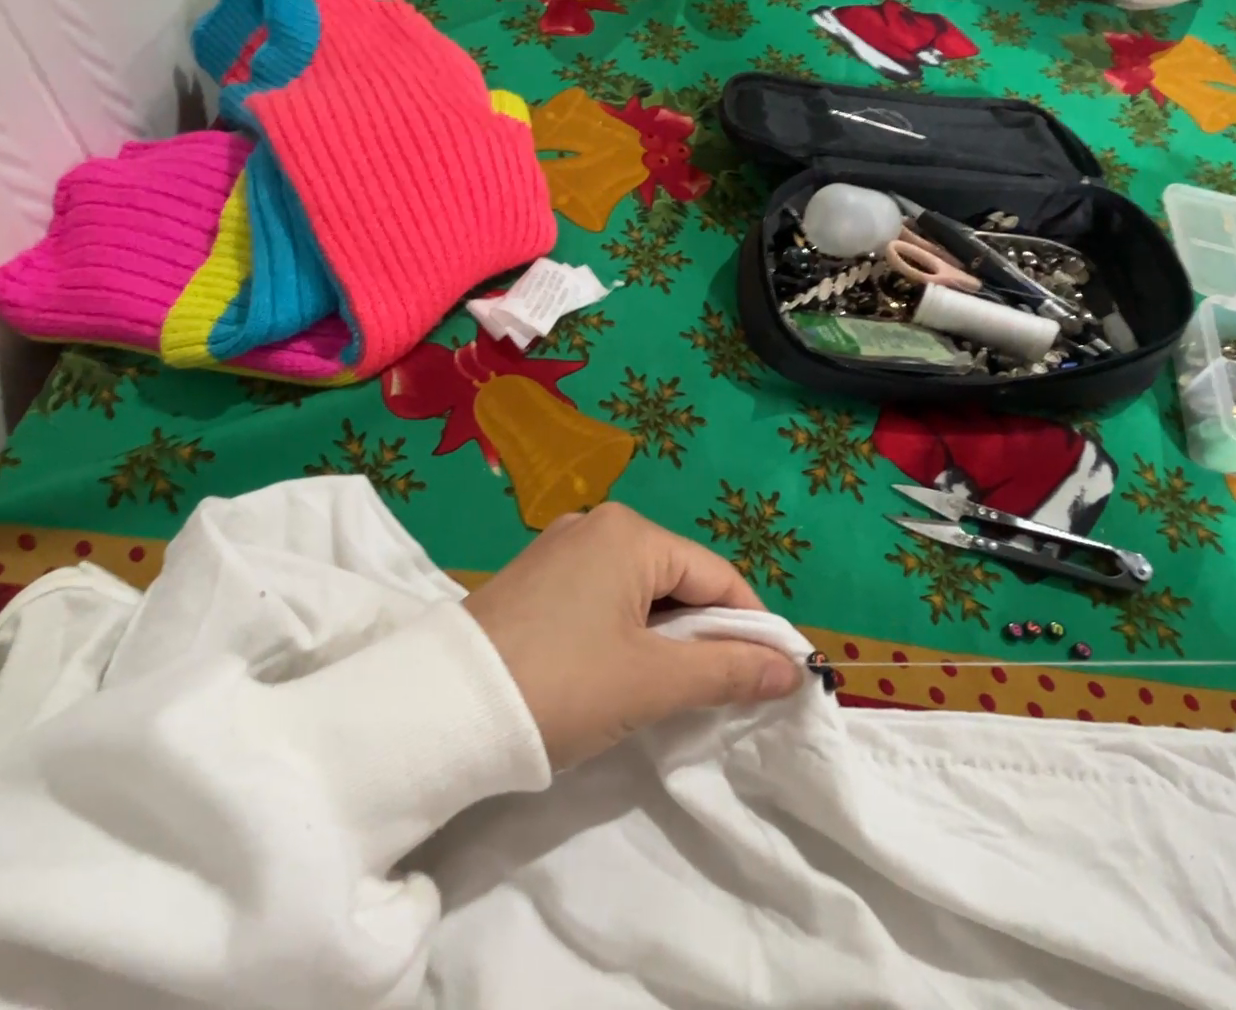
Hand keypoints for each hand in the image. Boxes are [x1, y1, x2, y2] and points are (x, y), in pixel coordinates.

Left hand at [462, 503, 803, 768]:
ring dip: (664, 640)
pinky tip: (618, 674)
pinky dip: (624, 635)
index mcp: (630, 534)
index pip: (718, 576)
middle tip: (715, 693)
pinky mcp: (532, 582)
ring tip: (666, 691)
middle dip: (704, 636)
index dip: (751, 627)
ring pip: (639, 594)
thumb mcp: (654, 682)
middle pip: (678, 581)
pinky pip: (601, 601)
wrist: (444, 708)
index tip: (771, 677)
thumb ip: (729, 670)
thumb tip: (791, 670)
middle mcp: (594, 527)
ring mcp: (557, 551)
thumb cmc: (563, 684)